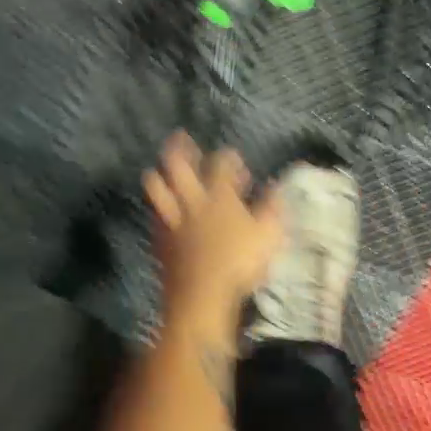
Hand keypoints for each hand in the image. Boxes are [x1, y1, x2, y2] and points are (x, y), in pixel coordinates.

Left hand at [143, 131, 284, 325]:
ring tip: (159, 169)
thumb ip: (272, 208)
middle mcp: (193, 201)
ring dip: (159, 175)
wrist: (200, 294)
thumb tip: (276, 186)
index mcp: (221, 196)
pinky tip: (158, 209)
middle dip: (179, 149)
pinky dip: (156, 207)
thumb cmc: (239, 263)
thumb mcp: (269, 236)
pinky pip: (154, 215)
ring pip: (158, 187)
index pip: (222, 164)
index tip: (234, 158)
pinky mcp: (160, 239)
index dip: (228, 157)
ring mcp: (172, 219)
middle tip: (180, 137)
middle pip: (179, 166)